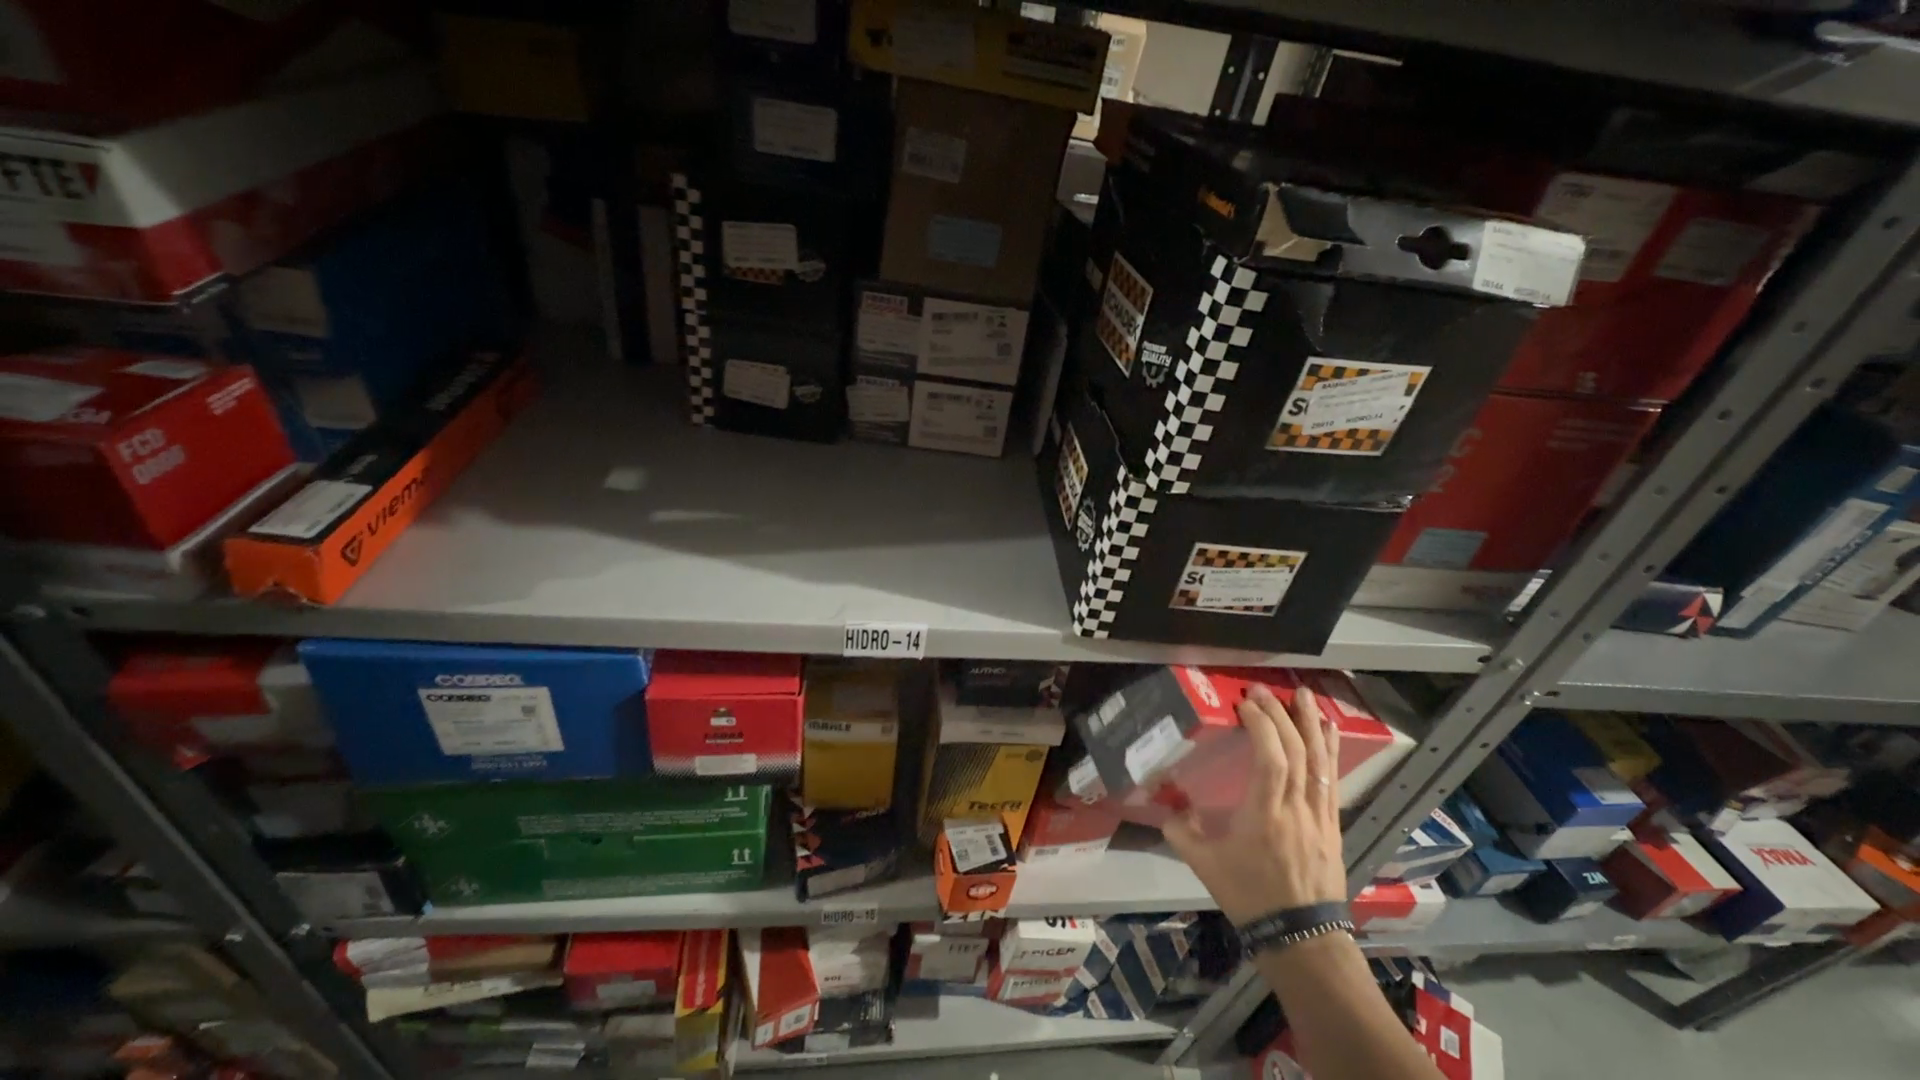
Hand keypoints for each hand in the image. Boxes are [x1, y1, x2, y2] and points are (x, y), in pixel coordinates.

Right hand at [1162, 683, 1346, 923]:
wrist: (1300, 934)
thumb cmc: (1250, 897)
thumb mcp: (1206, 866)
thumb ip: (1182, 832)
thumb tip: (1166, 808)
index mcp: (1266, 815)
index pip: (1272, 759)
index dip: (1262, 726)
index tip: (1245, 703)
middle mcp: (1297, 808)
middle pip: (1297, 752)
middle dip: (1281, 715)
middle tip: (1263, 690)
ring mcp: (1319, 814)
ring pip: (1321, 761)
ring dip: (1311, 724)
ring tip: (1304, 694)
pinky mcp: (1332, 823)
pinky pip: (1333, 778)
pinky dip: (1331, 750)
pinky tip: (1329, 731)